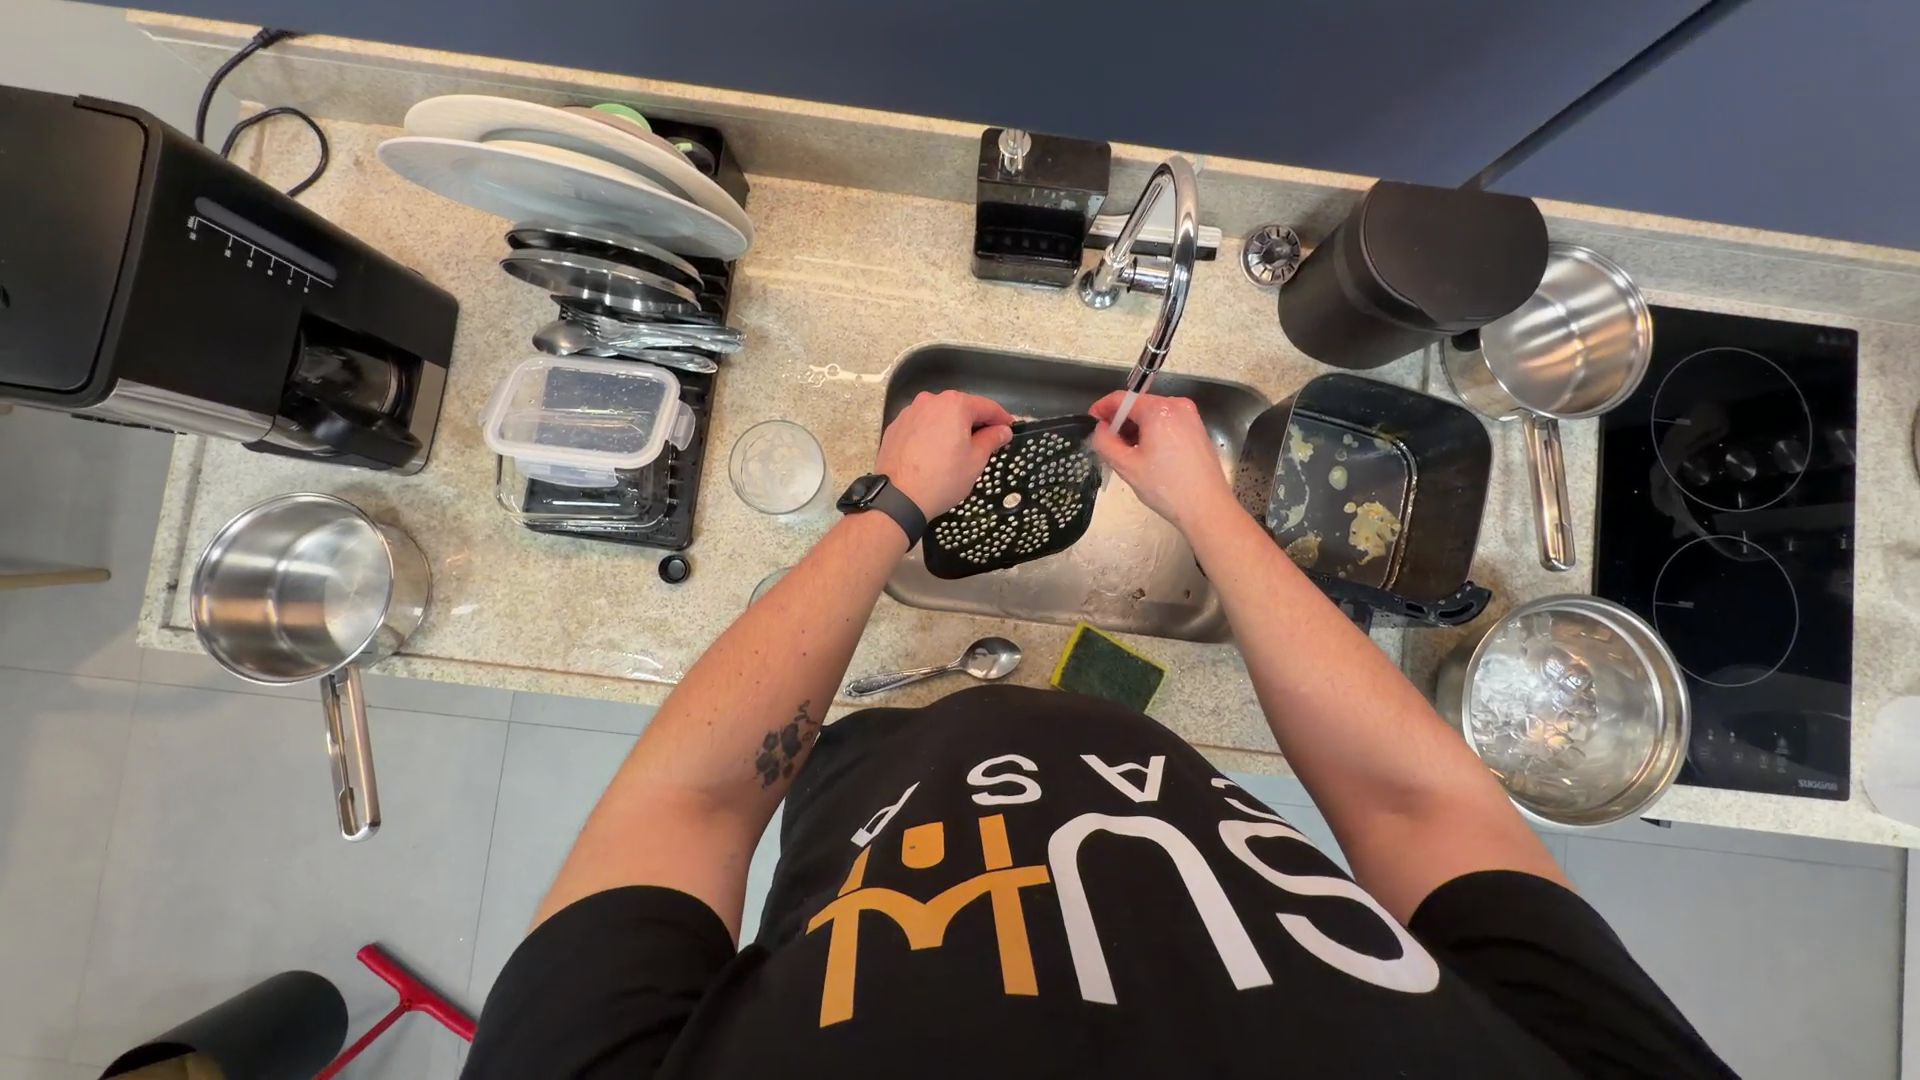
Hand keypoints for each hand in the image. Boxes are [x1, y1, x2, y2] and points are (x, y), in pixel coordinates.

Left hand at [875, 391, 1014, 516]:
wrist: (899, 498)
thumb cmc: (943, 478)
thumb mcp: (975, 460)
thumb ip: (991, 439)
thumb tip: (1002, 430)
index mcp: (954, 405)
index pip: (986, 406)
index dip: (1001, 418)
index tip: (1009, 428)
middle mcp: (930, 401)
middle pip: (960, 407)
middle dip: (975, 422)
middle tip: (987, 440)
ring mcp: (909, 412)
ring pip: (939, 415)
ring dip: (951, 427)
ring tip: (958, 449)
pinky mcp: (895, 427)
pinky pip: (921, 425)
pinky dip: (932, 434)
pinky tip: (934, 453)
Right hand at [1089, 390, 1238, 531]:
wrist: (1206, 507)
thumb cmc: (1167, 487)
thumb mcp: (1126, 465)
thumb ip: (1104, 442)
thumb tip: (1100, 429)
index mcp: (1159, 410)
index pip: (1123, 398)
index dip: (1102, 408)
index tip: (1092, 420)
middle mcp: (1177, 407)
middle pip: (1139, 405)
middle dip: (1120, 421)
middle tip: (1107, 443)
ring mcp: (1190, 418)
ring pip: (1153, 416)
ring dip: (1136, 429)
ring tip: (1127, 453)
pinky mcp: (1197, 431)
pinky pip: (1167, 424)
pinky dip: (1152, 434)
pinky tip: (1147, 456)